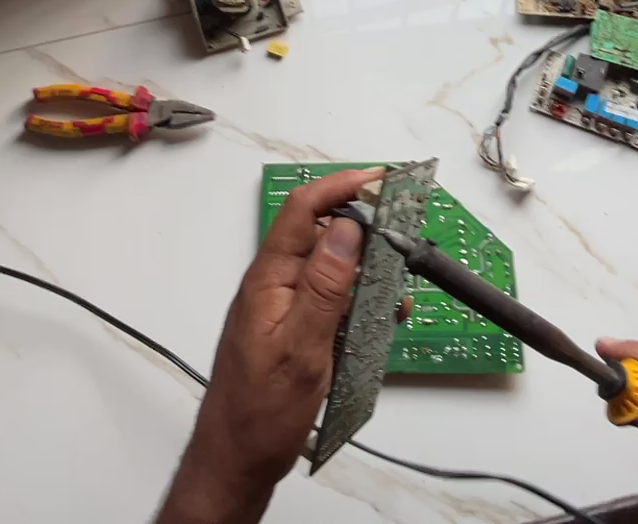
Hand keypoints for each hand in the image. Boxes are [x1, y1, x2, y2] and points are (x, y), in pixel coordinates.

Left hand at [157, 168, 380, 523]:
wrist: (237, 459)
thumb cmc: (259, 412)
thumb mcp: (300, 349)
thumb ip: (324, 286)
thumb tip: (346, 229)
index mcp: (270, 277)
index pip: (303, 209)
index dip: (339, 186)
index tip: (378, 178)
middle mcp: (277, 281)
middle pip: (321, 231)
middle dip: (363, 227)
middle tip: (399, 237)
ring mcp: (287, 303)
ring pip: (332, 265)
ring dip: (365, 269)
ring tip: (393, 289)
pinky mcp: (297, 324)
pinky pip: (332, 296)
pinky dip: (358, 299)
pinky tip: (378, 316)